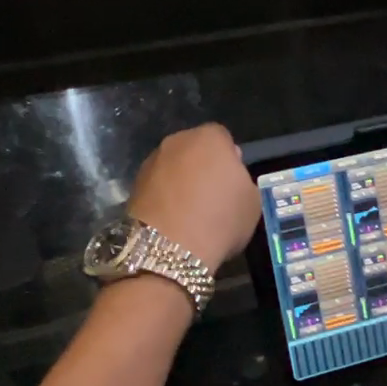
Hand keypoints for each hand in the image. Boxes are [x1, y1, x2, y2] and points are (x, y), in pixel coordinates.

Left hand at [127, 123, 260, 267]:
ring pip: (172, 168)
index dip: (229, 160)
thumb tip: (229, 179)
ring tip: (189, 213)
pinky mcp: (133, 185)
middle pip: (194, 149)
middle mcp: (176, 141)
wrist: (170, 247)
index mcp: (210, 138)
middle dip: (201, 167)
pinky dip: (163, 199)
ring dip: (179, 183)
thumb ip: (242, 181)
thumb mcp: (252, 202)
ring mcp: (151, 162)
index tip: (232, 183)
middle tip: (211, 197)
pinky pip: (156, 187)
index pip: (223, 138)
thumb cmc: (220, 219)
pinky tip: (172, 222)